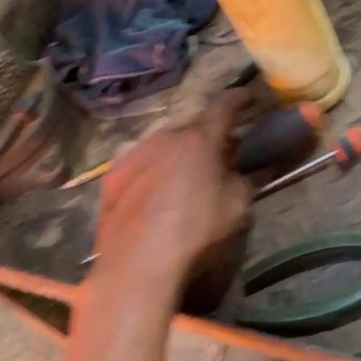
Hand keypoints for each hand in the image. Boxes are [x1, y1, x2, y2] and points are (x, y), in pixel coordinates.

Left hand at [89, 87, 254, 292]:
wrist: (138, 262)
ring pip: (163, 143)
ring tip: (184, 173)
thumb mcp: (237, 207)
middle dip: (207, 134)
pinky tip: (154, 191)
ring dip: (177, 151)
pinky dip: (152, 170)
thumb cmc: (196, 230)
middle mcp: (165, 136)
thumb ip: (244, 181)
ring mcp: (134, 154)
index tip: (248, 98)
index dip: (239, 99)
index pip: (224, 106)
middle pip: (191, 127)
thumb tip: (242, 171)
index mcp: (199, 139)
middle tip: (218, 151)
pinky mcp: (112, 177)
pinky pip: (140, 164)